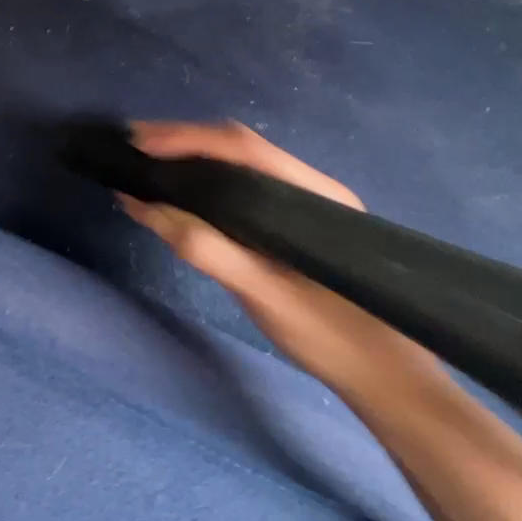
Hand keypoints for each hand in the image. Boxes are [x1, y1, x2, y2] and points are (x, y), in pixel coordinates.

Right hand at [120, 121, 441, 387]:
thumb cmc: (334, 338)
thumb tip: (147, 208)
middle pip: (237, 146)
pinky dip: (204, 180)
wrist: (390, 380)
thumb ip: (209, 251)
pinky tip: (179, 192)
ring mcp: (303, 203)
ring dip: (190, 158)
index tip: (139, 144)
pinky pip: (241, 185)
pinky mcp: (293, 223)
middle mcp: (309, 187)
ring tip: (144, 164)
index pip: (241, 148)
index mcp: (312, 196)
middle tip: (131, 147)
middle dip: (181, 140)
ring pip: (237, 164)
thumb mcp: (265, 297)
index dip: (186, 139)